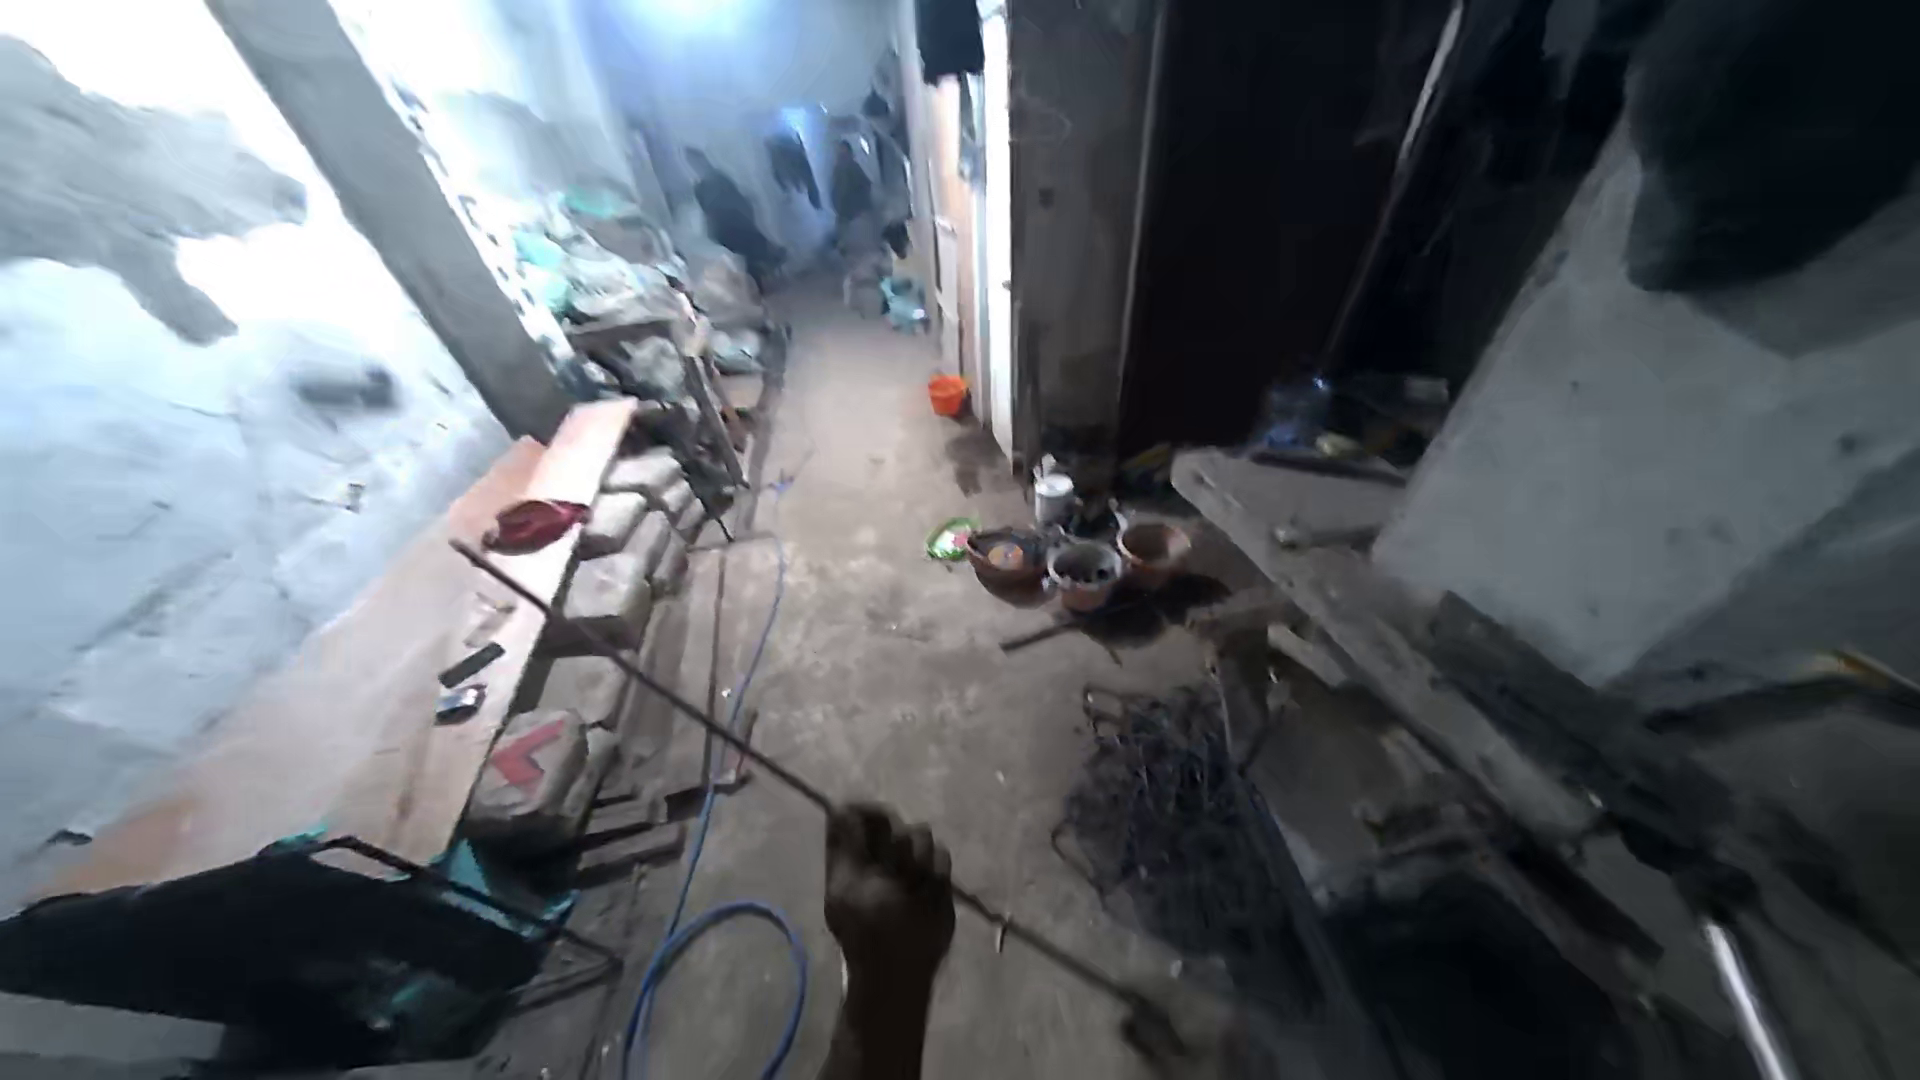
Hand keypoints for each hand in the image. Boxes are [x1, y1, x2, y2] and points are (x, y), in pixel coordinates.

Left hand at [824, 803, 954, 990]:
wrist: (900, 967)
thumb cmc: (864, 932)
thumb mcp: (845, 889)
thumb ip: (844, 846)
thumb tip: (841, 806)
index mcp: (853, 855)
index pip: (857, 814)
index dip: (868, 813)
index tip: (879, 824)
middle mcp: (881, 853)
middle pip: (892, 819)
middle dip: (896, 841)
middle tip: (893, 870)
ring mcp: (909, 862)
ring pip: (921, 832)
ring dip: (917, 859)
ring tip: (911, 887)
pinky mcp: (935, 875)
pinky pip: (942, 854)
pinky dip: (935, 873)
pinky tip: (927, 893)